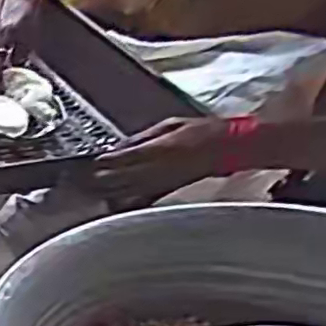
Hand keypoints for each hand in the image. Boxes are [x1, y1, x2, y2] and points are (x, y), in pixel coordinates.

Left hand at [89, 117, 238, 202]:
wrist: (233, 147)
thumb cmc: (204, 132)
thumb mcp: (172, 124)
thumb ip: (142, 136)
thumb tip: (118, 146)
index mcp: (156, 149)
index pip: (118, 159)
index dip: (103, 160)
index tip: (98, 159)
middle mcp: (153, 168)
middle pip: (111, 178)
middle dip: (98, 176)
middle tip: (93, 173)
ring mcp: (156, 182)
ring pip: (118, 192)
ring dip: (105, 190)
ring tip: (98, 185)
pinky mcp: (162, 192)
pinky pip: (133, 201)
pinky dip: (120, 200)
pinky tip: (114, 197)